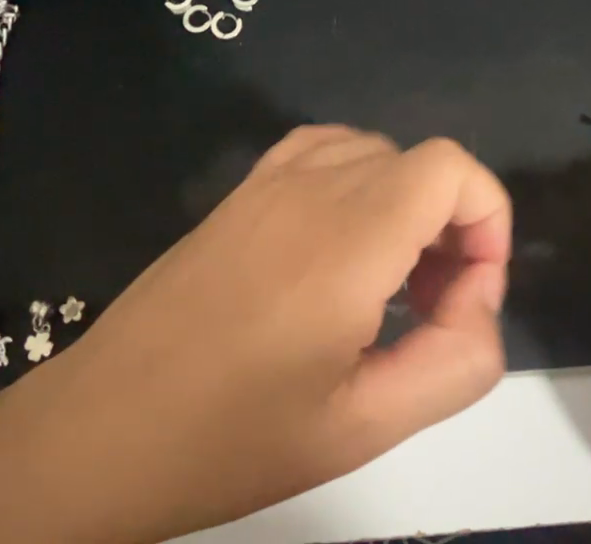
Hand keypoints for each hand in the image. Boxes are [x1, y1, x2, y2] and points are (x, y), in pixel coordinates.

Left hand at [0, 127, 511, 543]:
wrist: (103, 428)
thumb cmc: (232, 437)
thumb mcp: (364, 425)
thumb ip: (455, 362)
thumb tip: (475, 304)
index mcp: (345, 237)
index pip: (451, 167)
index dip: (487, 222)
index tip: (466, 302)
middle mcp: (309, 187)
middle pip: (419, 161)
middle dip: (452, 228)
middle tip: (430, 312)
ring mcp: (266, 182)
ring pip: (374, 152)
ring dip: (406, 207)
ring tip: (389, 287)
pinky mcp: (239, 194)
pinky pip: (322, 152)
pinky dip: (357, 185)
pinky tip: (340, 251)